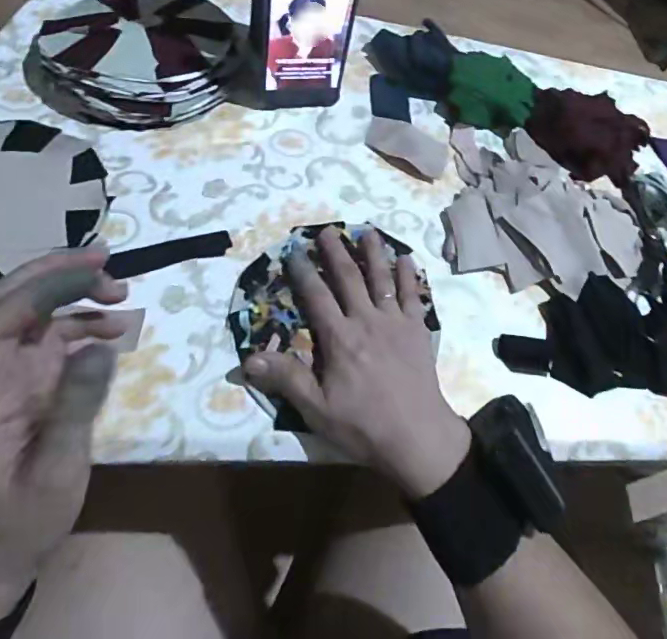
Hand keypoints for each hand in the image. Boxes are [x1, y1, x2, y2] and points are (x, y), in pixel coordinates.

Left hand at [0, 247, 132, 629]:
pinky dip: (85, 320)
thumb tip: (101, 343)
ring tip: (121, 291)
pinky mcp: (32, 382)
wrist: (0, 551)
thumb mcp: (55, 468)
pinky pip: (54, 336)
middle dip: (53, 271)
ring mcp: (11, 374)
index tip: (95, 272)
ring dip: (72, 290)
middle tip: (103, 257)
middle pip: (7, 301)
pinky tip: (116, 327)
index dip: (44, 286)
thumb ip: (76, 404)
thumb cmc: (22, 516)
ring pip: (31, 311)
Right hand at [243, 228, 471, 500]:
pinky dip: (408, 274)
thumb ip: (286, 379)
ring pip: (382, 279)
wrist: (417, 436)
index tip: (293, 251)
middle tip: (327, 230)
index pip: (317, 296)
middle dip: (336, 252)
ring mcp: (395, 322)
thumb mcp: (317, 409)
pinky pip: (412, 294)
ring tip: (367, 230)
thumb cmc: (363, 425)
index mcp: (339, 338)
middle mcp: (366, 321)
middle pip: (349, 278)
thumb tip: (248, 359)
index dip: (303, 272)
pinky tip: (406, 258)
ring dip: (373, 253)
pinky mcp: (417, 329)